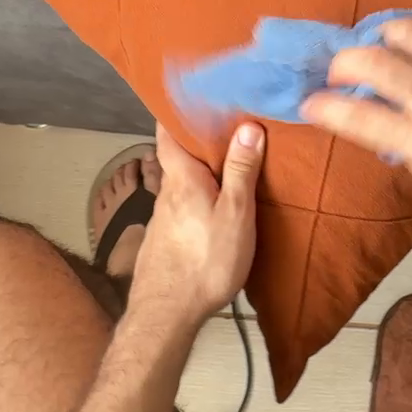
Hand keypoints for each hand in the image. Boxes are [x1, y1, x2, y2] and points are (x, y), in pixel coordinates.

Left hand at [128, 122, 264, 327]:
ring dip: (199, 170)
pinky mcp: (165, 240)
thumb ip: (241, 171)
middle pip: (177, 157)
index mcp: (183, 178)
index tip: (186, 93)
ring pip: (181, 183)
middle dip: (196, 140)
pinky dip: (197, 195)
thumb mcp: (235, 214)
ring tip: (226, 162)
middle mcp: (167, 192)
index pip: (168, 133)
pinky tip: (213, 205)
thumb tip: (248, 125)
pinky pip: (182, 205)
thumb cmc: (204, 262)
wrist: (165, 318)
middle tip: (223, 123)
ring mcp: (163, 218)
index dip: (174, 112)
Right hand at [299, 18, 411, 218]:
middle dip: (341, 63)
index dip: (323, 107)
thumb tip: (374, 120)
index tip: (309, 103)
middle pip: (372, 62)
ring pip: (404, 32)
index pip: (357, 117)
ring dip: (379, 39)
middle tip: (338, 73)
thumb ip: (404, 151)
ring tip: (378, 51)